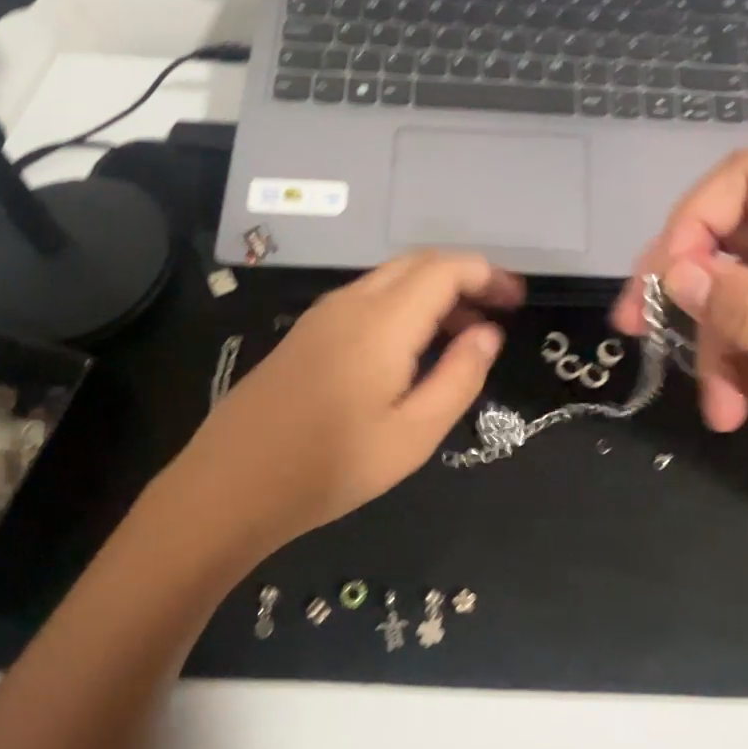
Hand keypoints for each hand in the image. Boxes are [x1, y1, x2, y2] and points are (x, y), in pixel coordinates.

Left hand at [169, 251, 521, 550]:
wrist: (231, 485)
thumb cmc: (332, 465)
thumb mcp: (414, 434)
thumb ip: (459, 377)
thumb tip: (488, 333)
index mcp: (383, 321)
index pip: (445, 269)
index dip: (487, 275)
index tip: (516, 300)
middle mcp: (352, 303)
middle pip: (418, 263)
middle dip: (465, 277)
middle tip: (497, 312)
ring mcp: (323, 316)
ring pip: (390, 279)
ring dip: (433, 293)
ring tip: (462, 337)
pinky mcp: (306, 334)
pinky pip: (367, 299)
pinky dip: (403, 307)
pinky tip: (411, 350)